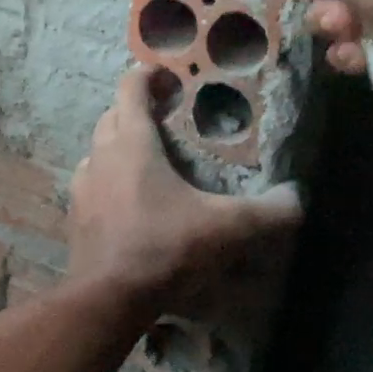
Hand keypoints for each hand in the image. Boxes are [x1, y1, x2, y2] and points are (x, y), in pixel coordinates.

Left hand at [68, 69, 301, 307]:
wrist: (106, 297)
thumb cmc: (163, 248)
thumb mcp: (225, 229)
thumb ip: (266, 212)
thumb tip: (296, 198)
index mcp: (132, 142)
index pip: (131, 88)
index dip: (148, 74)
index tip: (169, 76)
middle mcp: (101, 154)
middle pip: (114, 114)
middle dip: (136, 108)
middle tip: (167, 117)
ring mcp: (83, 184)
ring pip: (99, 148)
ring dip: (119, 144)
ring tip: (149, 158)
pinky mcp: (76, 214)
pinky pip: (91, 181)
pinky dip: (108, 179)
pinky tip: (128, 200)